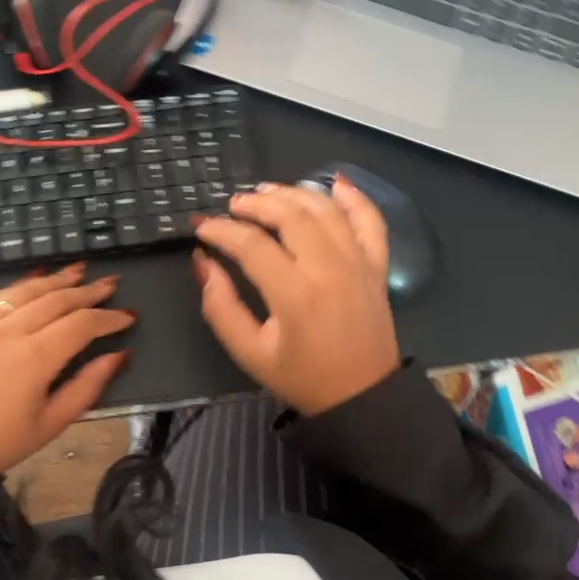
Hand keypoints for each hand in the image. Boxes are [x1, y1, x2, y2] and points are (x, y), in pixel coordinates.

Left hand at [0, 263, 132, 473]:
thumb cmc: (1, 443)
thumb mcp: (53, 423)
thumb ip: (88, 386)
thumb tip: (118, 356)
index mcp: (36, 358)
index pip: (82, 324)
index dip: (109, 317)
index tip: (128, 316)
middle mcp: (11, 331)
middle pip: (57, 299)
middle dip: (88, 291)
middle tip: (110, 284)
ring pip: (27, 290)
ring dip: (56, 279)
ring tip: (79, 271)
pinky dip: (21, 285)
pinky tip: (34, 281)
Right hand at [192, 180, 402, 414]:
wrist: (362, 396)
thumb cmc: (301, 377)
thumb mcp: (249, 352)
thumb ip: (221, 307)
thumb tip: (203, 264)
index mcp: (294, 295)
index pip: (252, 245)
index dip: (221, 230)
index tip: (200, 228)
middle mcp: (329, 269)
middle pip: (290, 215)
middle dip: (255, 204)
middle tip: (232, 204)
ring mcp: (358, 263)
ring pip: (325, 209)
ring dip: (293, 193)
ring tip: (266, 192)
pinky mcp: (377, 266)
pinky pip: (370, 220)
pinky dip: (354, 197)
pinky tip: (334, 183)